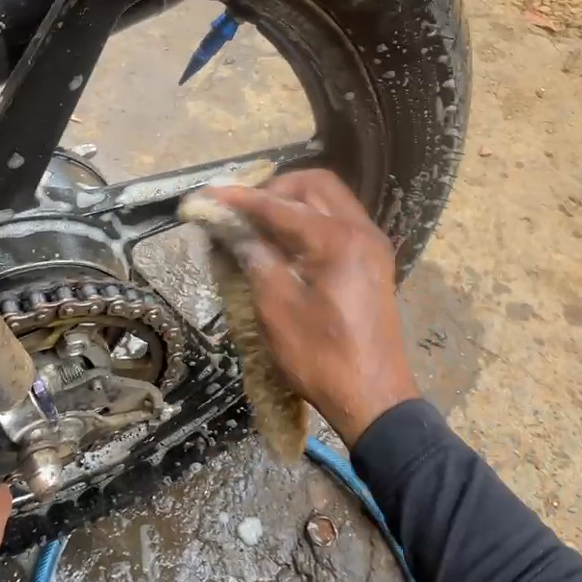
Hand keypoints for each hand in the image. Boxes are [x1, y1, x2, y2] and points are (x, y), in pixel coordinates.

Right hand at [202, 169, 418, 445]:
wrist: (373, 398)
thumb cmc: (320, 356)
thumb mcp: (275, 306)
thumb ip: (253, 255)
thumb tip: (228, 225)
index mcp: (337, 240)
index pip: (279, 205)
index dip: (239, 199)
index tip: (207, 196)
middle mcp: (360, 230)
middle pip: (313, 184)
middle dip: (272, 189)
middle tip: (241, 210)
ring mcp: (371, 244)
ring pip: (329, 199)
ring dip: (292, 201)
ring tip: (258, 224)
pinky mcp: (373, 260)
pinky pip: (339, 220)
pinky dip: (310, 219)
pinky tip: (285, 242)